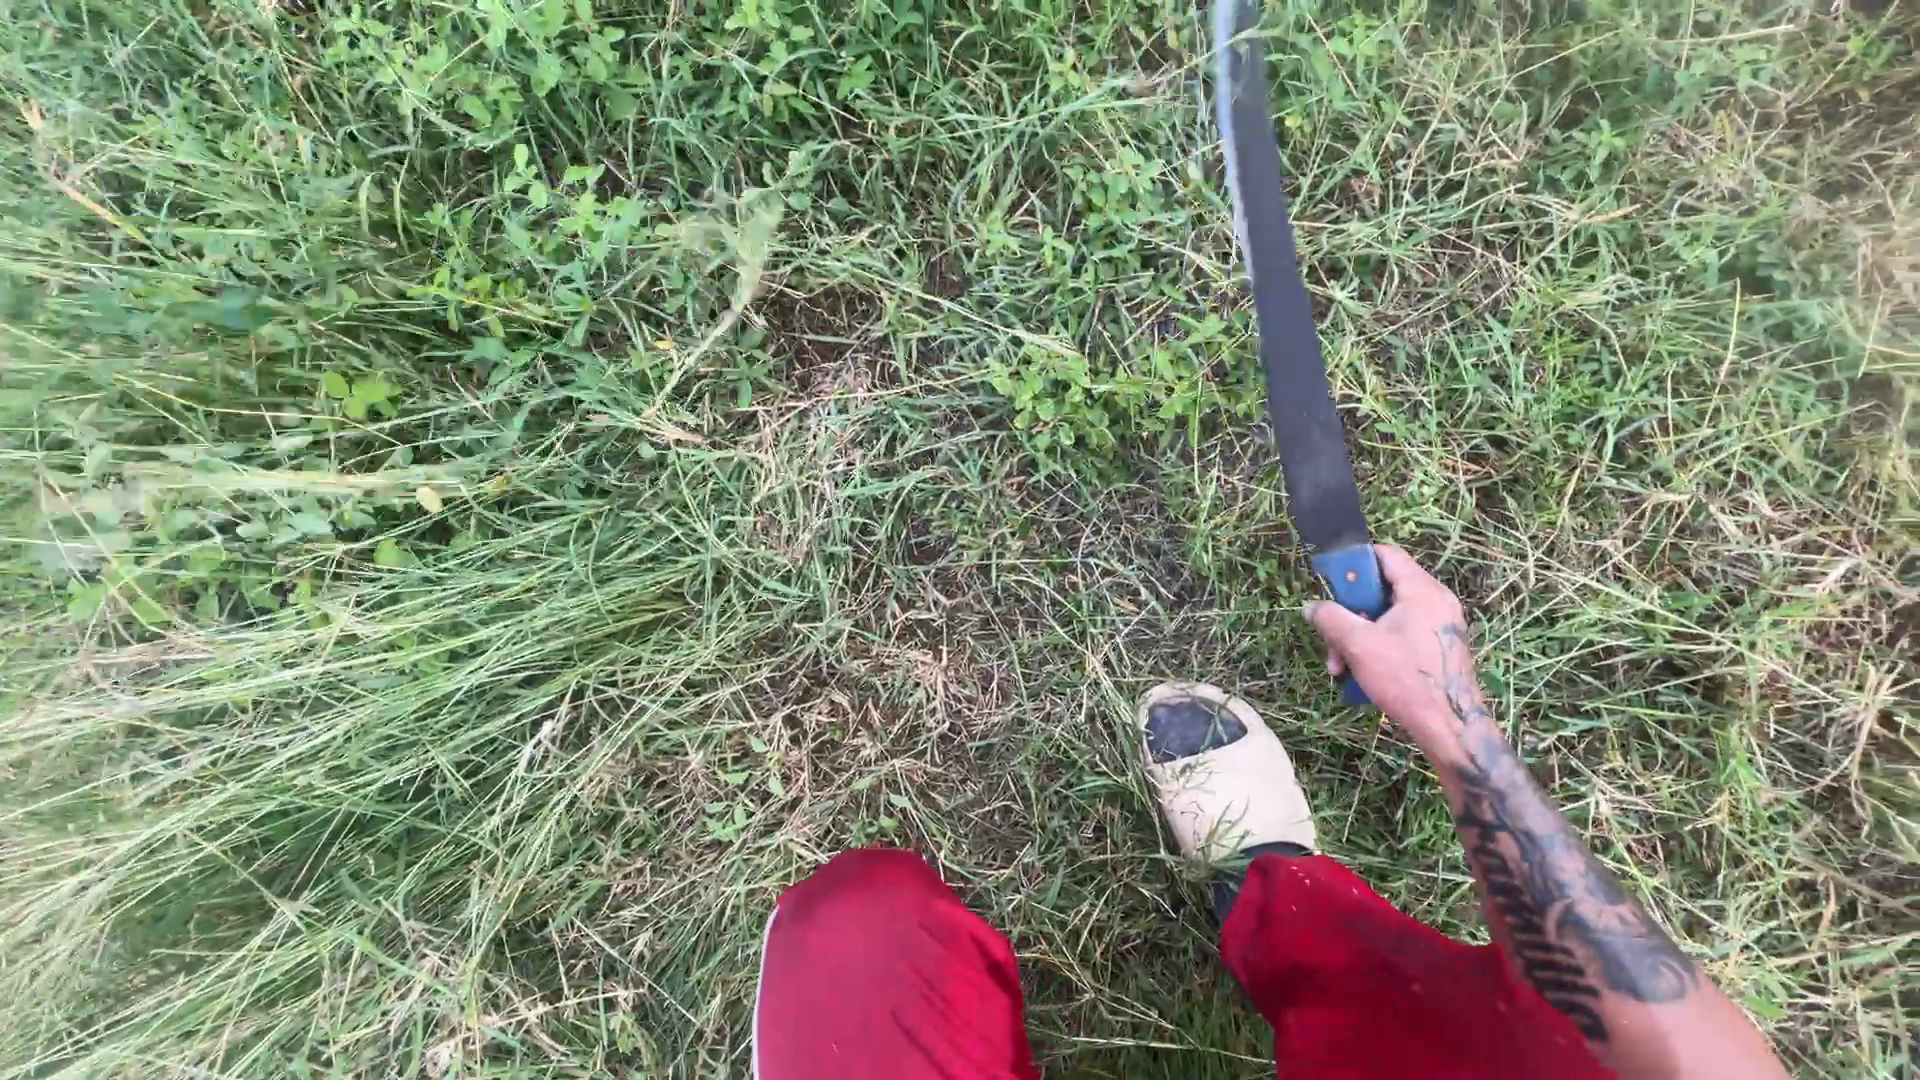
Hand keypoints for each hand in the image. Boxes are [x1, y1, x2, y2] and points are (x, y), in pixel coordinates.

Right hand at [1304, 544, 1485, 751]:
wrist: (1448, 727)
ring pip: (1385, 617)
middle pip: (1381, 590)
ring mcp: (1438, 626)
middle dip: (1348, 612)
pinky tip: (1358, 673)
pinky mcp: (1436, 648)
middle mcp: (1435, 602)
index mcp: (1422, 591)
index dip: (1355, 561)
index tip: (1332, 580)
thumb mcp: (1357, 644)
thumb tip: (1312, 606)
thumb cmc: (1405, 677)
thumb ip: (1330, 617)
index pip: (1386, 555)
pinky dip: (1375, 647)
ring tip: (1339, 665)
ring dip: (1355, 636)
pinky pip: (1398, 634)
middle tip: (1330, 633)